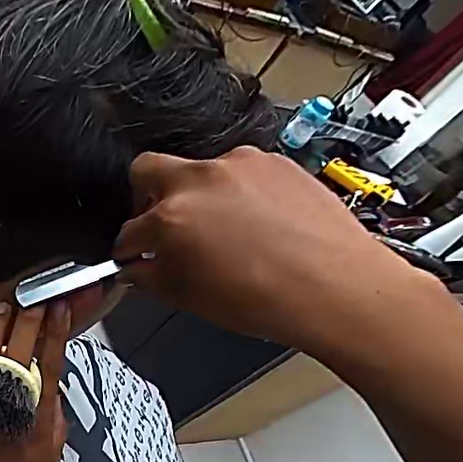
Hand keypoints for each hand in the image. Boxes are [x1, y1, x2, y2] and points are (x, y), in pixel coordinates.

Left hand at [0, 300, 71, 461]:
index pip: (50, 360)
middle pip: (20, 345)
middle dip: (30, 317)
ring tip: (5, 307)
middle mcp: (7, 395)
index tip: (60, 307)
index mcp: (35, 409)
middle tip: (37, 297)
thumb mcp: (51, 455)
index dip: (55, 331)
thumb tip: (53, 390)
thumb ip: (55, 419)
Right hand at [112, 147, 434, 353]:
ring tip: (220, 232)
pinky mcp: (274, 162)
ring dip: (198, 196)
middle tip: (158, 225)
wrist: (335, 288)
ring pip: (199, 170)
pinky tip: (254, 224)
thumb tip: (140, 269)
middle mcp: (201, 181)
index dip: (128, 246)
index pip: (130, 228)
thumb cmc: (272, 298)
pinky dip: (238, 193)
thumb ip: (154, 278)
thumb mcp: (193, 299)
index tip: (134, 253)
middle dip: (144, 197)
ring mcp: (240, 166)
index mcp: (173, 219)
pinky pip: (242, 172)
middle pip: (147, 169)